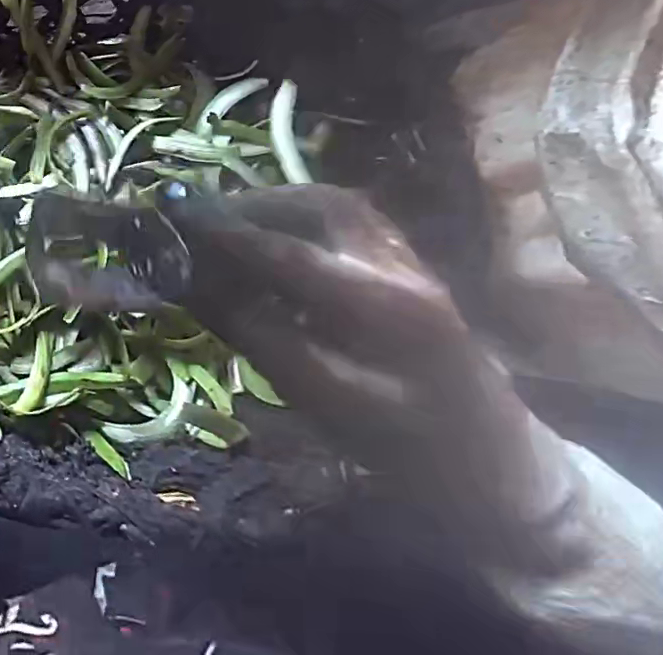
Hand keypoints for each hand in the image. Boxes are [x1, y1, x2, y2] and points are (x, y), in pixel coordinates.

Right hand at [162, 185, 567, 552]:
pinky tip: (265, 228)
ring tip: (221, 222)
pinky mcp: (409, 256)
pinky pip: (342, 213)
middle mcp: (403, 269)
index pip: (283, 255)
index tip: (168, 210)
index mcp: (386, 314)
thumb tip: (180, 274)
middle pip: (310, 209)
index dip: (219, 231)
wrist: (494, 460)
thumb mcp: (311, 395)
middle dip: (241, 207)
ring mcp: (413, 257)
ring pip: (327, 202)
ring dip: (266, 203)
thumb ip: (245, 327)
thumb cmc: (399, 444)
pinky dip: (292, 210)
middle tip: (189, 216)